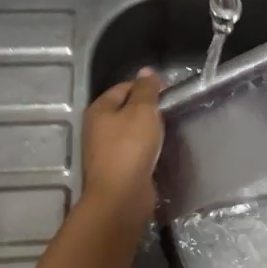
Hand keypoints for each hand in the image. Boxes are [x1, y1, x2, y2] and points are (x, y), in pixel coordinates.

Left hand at [82, 68, 164, 220]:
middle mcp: (97, 128)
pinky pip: (133, 152)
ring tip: (167, 132)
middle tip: (169, 113)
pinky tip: (159, 153)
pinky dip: (146, 150)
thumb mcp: (142, 111)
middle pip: (126, 110)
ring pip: (130, 133)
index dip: (146, 87)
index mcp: (99, 109)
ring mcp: (104, 151)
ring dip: (148, 132)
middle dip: (148, 110)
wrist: (121, 196)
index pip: (124, 87)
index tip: (168, 93)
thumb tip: (147, 71)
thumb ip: (146, 90)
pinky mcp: (115, 170)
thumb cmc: (130, 147)